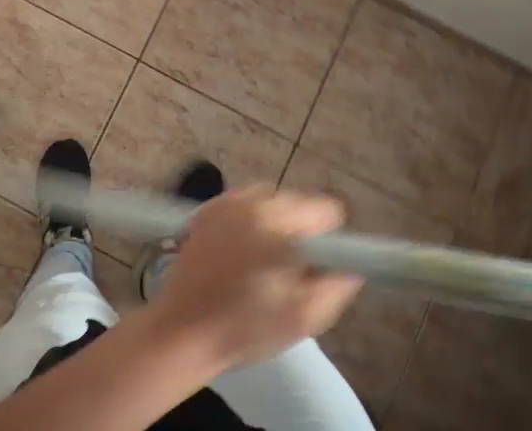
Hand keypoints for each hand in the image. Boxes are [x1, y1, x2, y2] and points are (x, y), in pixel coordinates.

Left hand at [145, 185, 363, 367]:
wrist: (182, 331)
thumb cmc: (245, 328)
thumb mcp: (304, 317)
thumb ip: (336, 285)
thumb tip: (349, 265)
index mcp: (278, 222)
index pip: (326, 208)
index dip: (332, 238)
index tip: (324, 263)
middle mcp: (250, 200)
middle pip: (297, 202)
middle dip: (303, 231)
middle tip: (294, 270)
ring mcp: (224, 203)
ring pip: (269, 202)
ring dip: (276, 224)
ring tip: (267, 263)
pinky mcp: (204, 211)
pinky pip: (242, 206)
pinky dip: (250, 222)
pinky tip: (243, 254)